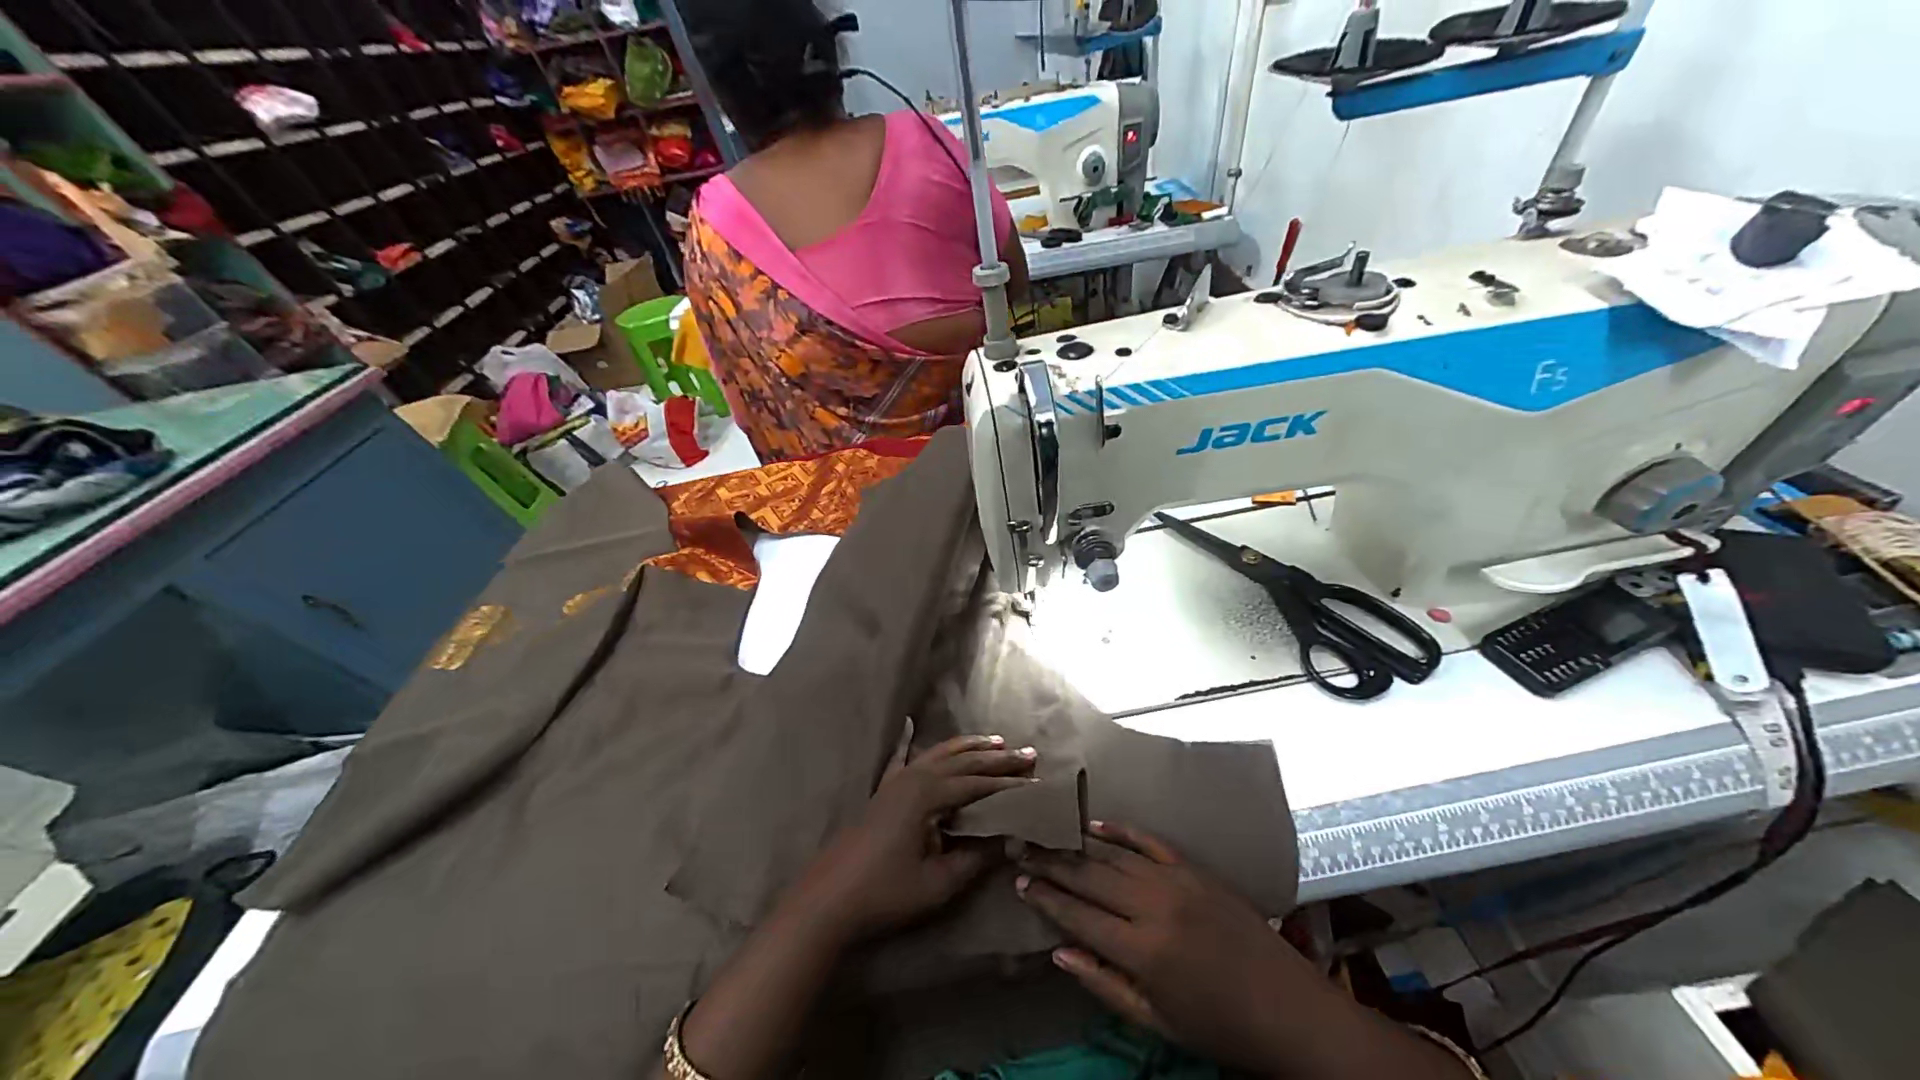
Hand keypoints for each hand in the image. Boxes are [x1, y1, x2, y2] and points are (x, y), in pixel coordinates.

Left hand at [790, 734, 1037, 942]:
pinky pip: (899, 758)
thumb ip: (976, 858)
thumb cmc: (884, 893)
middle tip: (1028, 753)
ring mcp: (894, 782)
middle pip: (962, 762)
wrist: (827, 900)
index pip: (978, 784)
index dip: (1010, 784)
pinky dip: (906, 740)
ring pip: (937, 754)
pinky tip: (908, 723)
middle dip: (997, 758)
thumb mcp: (938, 882)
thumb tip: (1012, 841)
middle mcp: (913, 779)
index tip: (1038, 781)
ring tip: (994, 740)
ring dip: (967, 746)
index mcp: (928, 795)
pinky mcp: (881, 792)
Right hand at [1015, 821, 1337, 1074]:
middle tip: (1021, 846)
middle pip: (1090, 876)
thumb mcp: (1156, 1021)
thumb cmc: (1219, 1026)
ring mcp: (1177, 881)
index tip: (1018, 880)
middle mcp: (1154, 906)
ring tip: (1049, 834)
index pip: (1078, 915)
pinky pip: (1151, 842)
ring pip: (1114, 854)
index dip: (1045, 897)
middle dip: (1052, 862)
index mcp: (1142, 950)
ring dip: (1077, 843)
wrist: (1291, 1010)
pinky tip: (1097, 822)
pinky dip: (1122, 830)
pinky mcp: (1196, 869)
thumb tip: (1057, 950)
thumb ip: (1104, 983)